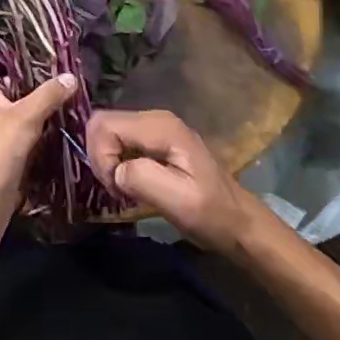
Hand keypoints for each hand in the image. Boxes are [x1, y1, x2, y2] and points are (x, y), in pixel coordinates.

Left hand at [0, 73, 79, 199]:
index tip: (61, 78)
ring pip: (31, 122)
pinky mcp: (14, 155)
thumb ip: (49, 94)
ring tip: (74, 113)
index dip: (35, 79)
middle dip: (47, 101)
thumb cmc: (5, 145)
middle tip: (73, 96)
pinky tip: (65, 134)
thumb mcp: (28, 113)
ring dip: (49, 121)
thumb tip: (71, 76)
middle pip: (25, 102)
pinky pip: (34, 140)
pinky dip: (47, 138)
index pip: (14, 82)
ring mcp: (4, 138)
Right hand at [86, 109, 269, 255]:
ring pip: (108, 131)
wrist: (240, 222)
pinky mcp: (154, 138)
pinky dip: (115, 161)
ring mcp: (155, 127)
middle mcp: (155, 118)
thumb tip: (116, 170)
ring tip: (123, 188)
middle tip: (116, 188)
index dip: (100, 156)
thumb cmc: (211, 214)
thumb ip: (141, 178)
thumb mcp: (178, 200)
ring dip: (106, 161)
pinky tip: (130, 182)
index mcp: (161, 127)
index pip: (104, 125)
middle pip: (102, 123)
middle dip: (100, 157)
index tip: (116, 186)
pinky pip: (119, 140)